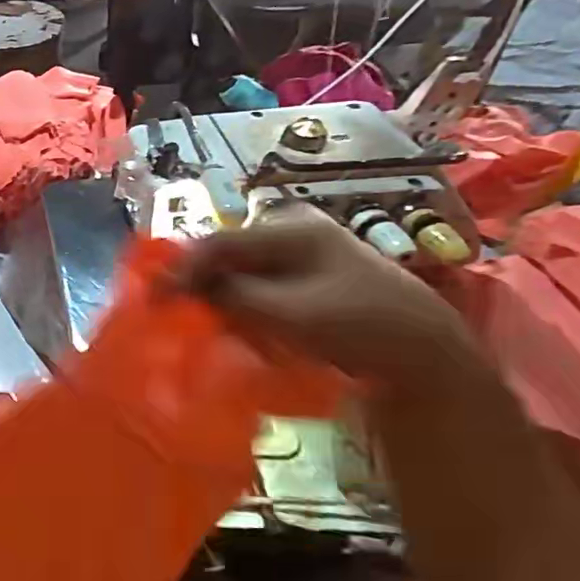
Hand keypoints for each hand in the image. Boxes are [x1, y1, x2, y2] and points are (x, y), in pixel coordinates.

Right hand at [172, 204, 487, 396]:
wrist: (426, 352)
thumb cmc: (359, 324)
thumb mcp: (287, 312)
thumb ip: (229, 296)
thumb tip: (179, 286)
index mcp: (289, 228)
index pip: (217, 242)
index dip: (181, 269)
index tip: (153, 298)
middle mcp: (292, 232)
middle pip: (227, 257)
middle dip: (201, 287)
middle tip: (178, 318)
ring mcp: (302, 256)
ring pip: (241, 275)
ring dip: (222, 302)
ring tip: (207, 329)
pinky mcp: (308, 280)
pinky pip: (261, 289)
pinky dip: (244, 309)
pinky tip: (242, 332)